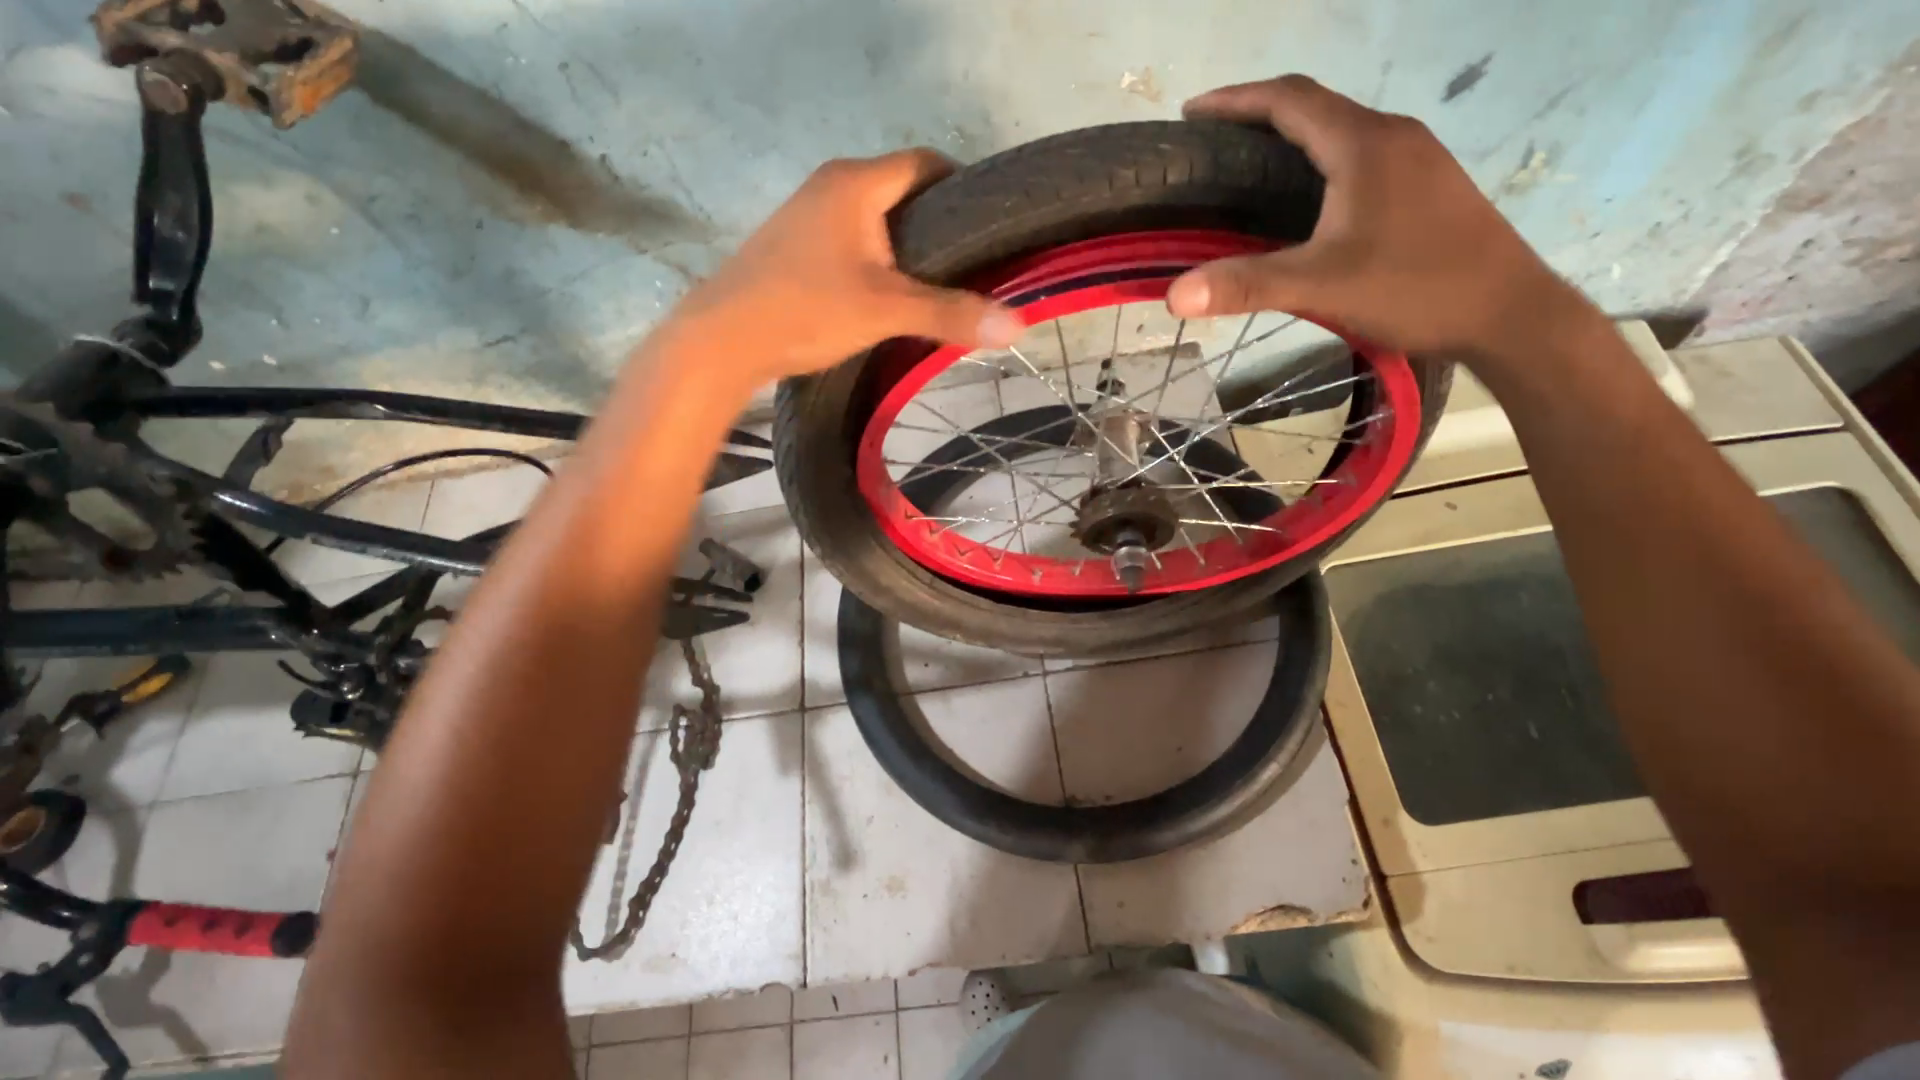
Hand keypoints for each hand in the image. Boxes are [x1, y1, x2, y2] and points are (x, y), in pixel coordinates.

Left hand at [664, 149, 1021, 388]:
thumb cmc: (806, 309)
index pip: (926, 163)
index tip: (991, 226)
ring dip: (905, 243)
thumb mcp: (887, 311)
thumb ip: (951, 314)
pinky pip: (849, 237)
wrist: (721, 339)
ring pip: (874, 216)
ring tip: (936, 283)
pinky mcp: (792, 243)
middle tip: (972, 262)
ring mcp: (805, 212)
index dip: (963, 187)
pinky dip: (875, 256)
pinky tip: (886, 294)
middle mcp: (830, 183)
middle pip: (901, 189)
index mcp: (856, 182)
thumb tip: (1019, 326)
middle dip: (938, 221)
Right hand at [1166, 76, 1597, 362]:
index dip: (1235, 100)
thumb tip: (1173, 297)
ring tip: (1250, 166)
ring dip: (1293, 135)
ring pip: (1342, 128)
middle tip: (1213, 142)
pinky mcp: (1431, 184)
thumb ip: (1246, 286)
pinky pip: (1363, 153)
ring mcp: (1419, 157)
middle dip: (1258, 114)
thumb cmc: (1415, 287)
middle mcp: (1393, 134)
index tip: (1191, 113)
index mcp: (1362, 143)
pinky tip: (1310, 198)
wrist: (1510, 312)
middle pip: (1316, 105)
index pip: (1288, 98)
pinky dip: (1322, 159)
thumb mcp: (1321, 286)